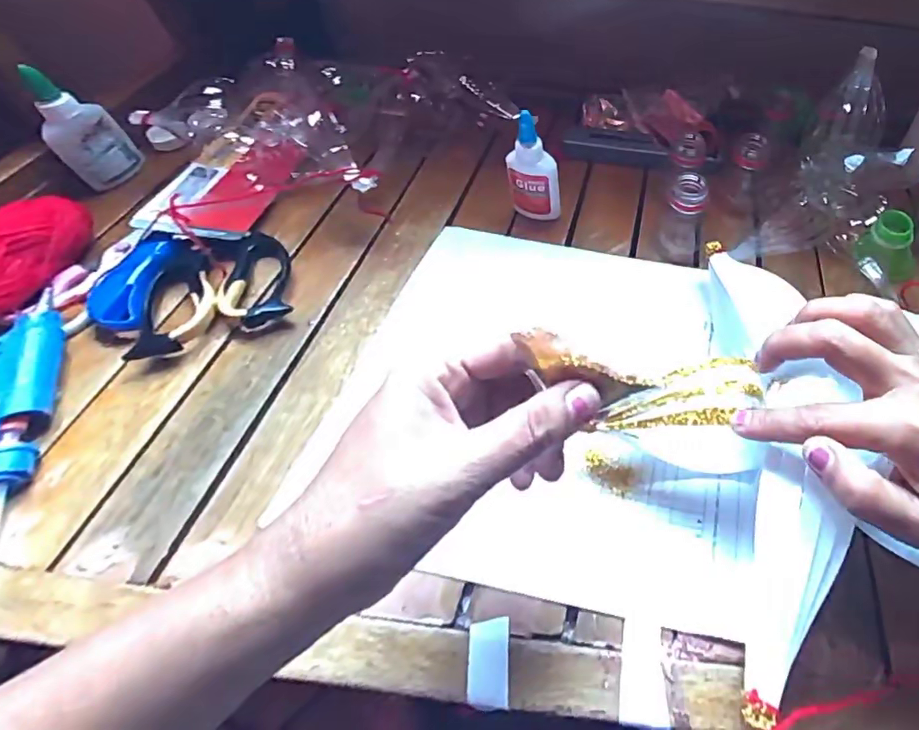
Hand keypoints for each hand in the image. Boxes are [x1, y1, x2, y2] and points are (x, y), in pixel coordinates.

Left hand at [272, 338, 601, 606]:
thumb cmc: (377, 512)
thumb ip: (528, 430)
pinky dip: (512, 455)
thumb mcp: (463, 469)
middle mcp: (435, 384)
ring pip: (503, 411)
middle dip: (546, 411)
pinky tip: (520, 483)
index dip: (558, 364)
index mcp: (432, 369)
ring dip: (532, 437)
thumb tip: (586, 396)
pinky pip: (489, 437)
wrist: (319, 571)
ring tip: (543, 476)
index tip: (599, 387)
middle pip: (510, 379)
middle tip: (572, 447)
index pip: (509, 347)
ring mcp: (437, 418)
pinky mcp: (438, 450)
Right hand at [731, 295, 918, 570]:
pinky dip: (846, 308)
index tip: (739, 424)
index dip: (773, 422)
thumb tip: (810, 448)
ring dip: (814, 313)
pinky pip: (883, 313)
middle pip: (836, 338)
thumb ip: (859, 493)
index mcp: (909, 430)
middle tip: (758, 365)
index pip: (823, 418)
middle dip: (784, 343)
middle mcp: (914, 383)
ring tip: (787, 332)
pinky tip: (829, 323)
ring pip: (861, 310)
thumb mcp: (918, 529)